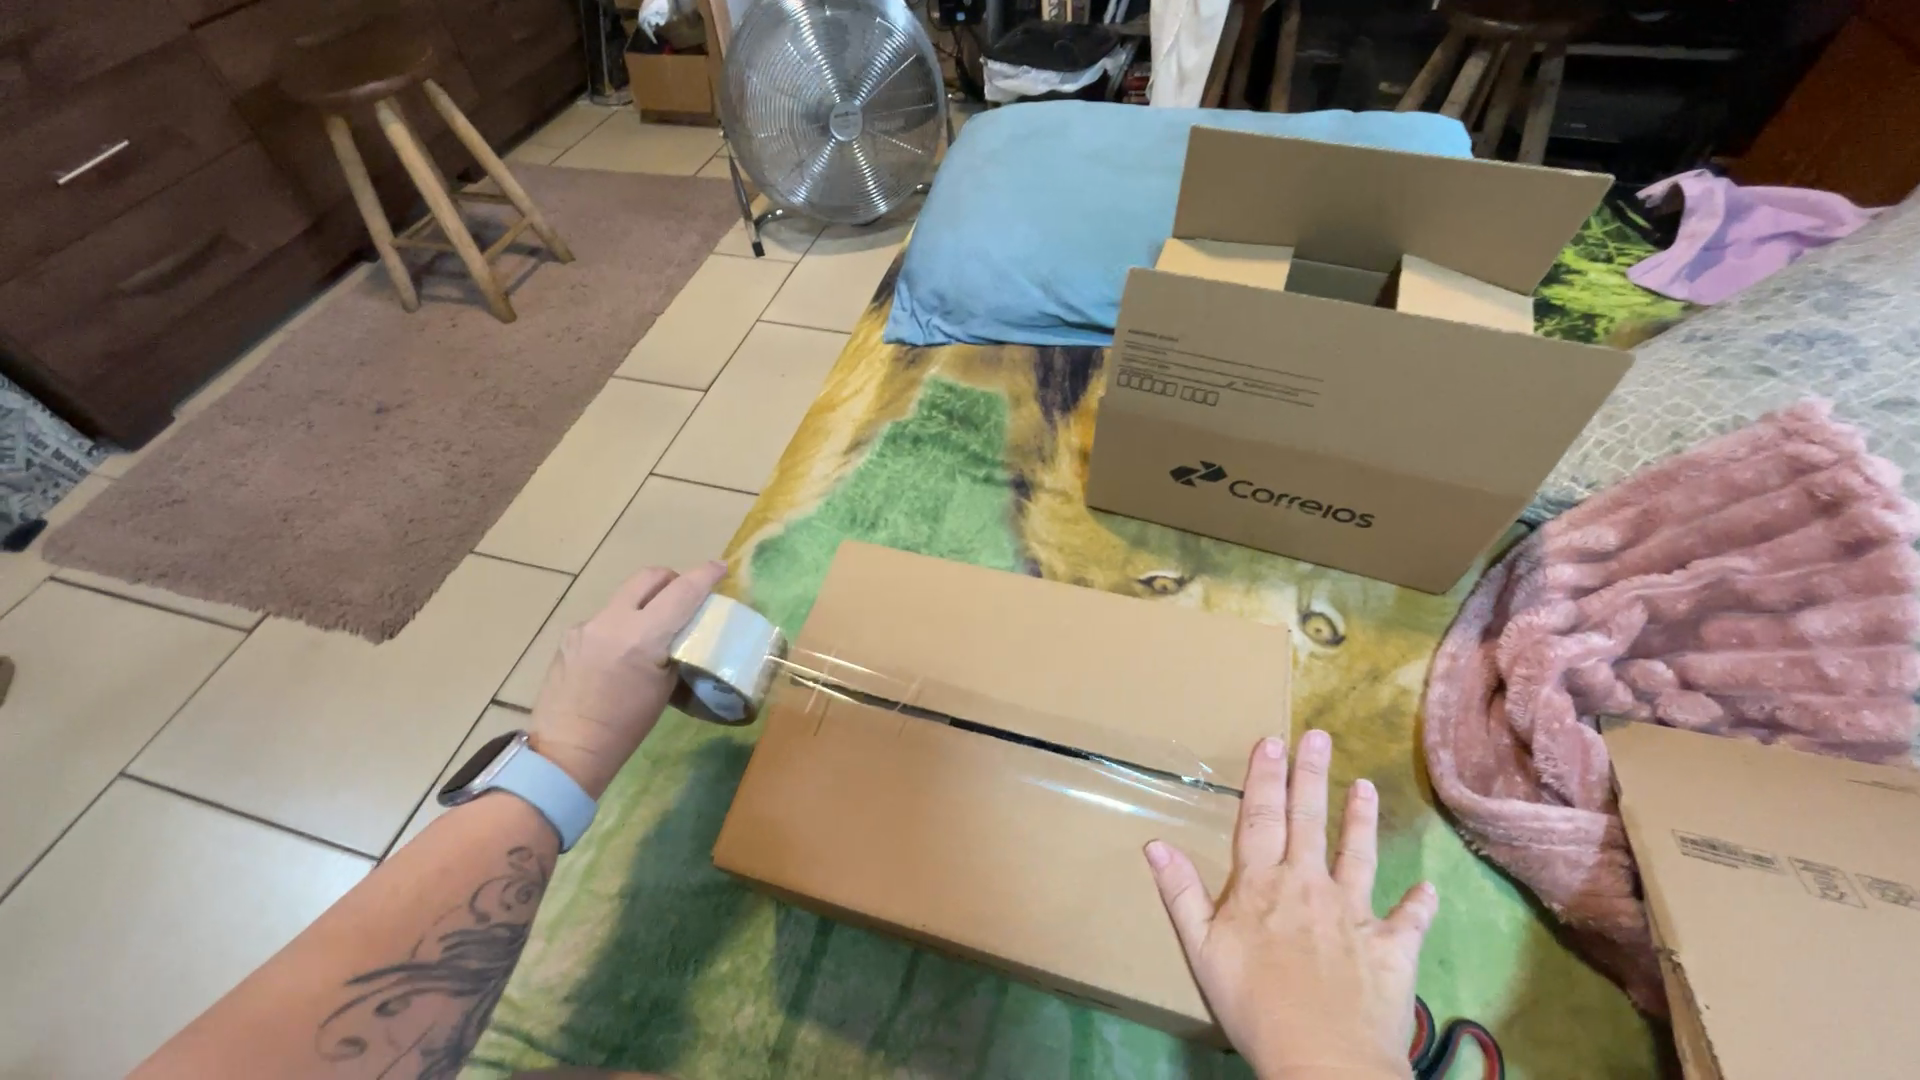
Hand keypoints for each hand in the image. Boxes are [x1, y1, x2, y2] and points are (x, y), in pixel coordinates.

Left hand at [530, 561, 725, 797]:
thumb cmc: (626, 727)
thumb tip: (685, 633)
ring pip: (626, 597)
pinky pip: (606, 619)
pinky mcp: (570, 637)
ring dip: (646, 603)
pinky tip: (623, 654)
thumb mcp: (666, 687)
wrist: (568, 751)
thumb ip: (677, 650)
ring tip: (654, 631)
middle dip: (673, 579)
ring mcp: (587, 626)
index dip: (705, 575)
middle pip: (649, 577)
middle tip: (686, 596)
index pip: (682, 591)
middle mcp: (612, 621)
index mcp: (642, 636)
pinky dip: (623, 625)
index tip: (720, 567)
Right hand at [1144, 730, 1437, 1079]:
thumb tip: (1154, 842)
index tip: (1272, 741)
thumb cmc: (1252, 1002)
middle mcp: (1309, 885)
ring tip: (1366, 786)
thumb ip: (1180, 892)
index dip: (1265, 777)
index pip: (1261, 817)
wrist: (1323, 1059)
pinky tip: (1429, 888)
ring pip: (1359, 855)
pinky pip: (1409, 921)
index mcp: (1262, 883)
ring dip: (1361, 819)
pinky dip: (1419, 905)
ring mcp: (1354, 914)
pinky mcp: (1391, 949)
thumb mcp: (1201, 948)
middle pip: (1309, 821)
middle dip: (1311, 775)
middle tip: (1319, 736)